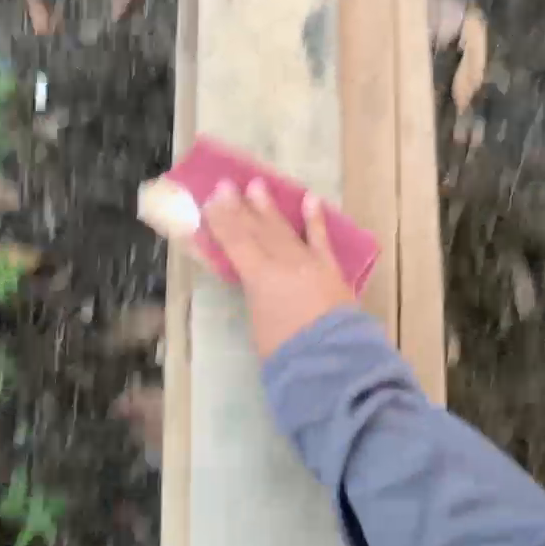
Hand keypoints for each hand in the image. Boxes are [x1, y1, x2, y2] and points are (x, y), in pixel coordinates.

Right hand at [202, 179, 354, 358]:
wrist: (333, 360)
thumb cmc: (285, 352)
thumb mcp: (256, 323)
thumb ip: (253, 295)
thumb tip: (253, 282)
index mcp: (259, 277)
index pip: (235, 241)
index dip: (222, 219)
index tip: (212, 198)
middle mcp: (282, 262)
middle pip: (257, 230)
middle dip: (240, 207)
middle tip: (226, 185)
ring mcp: (308, 262)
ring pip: (284, 229)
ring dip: (269, 208)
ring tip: (257, 185)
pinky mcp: (331, 269)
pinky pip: (321, 239)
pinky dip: (315, 220)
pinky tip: (311, 199)